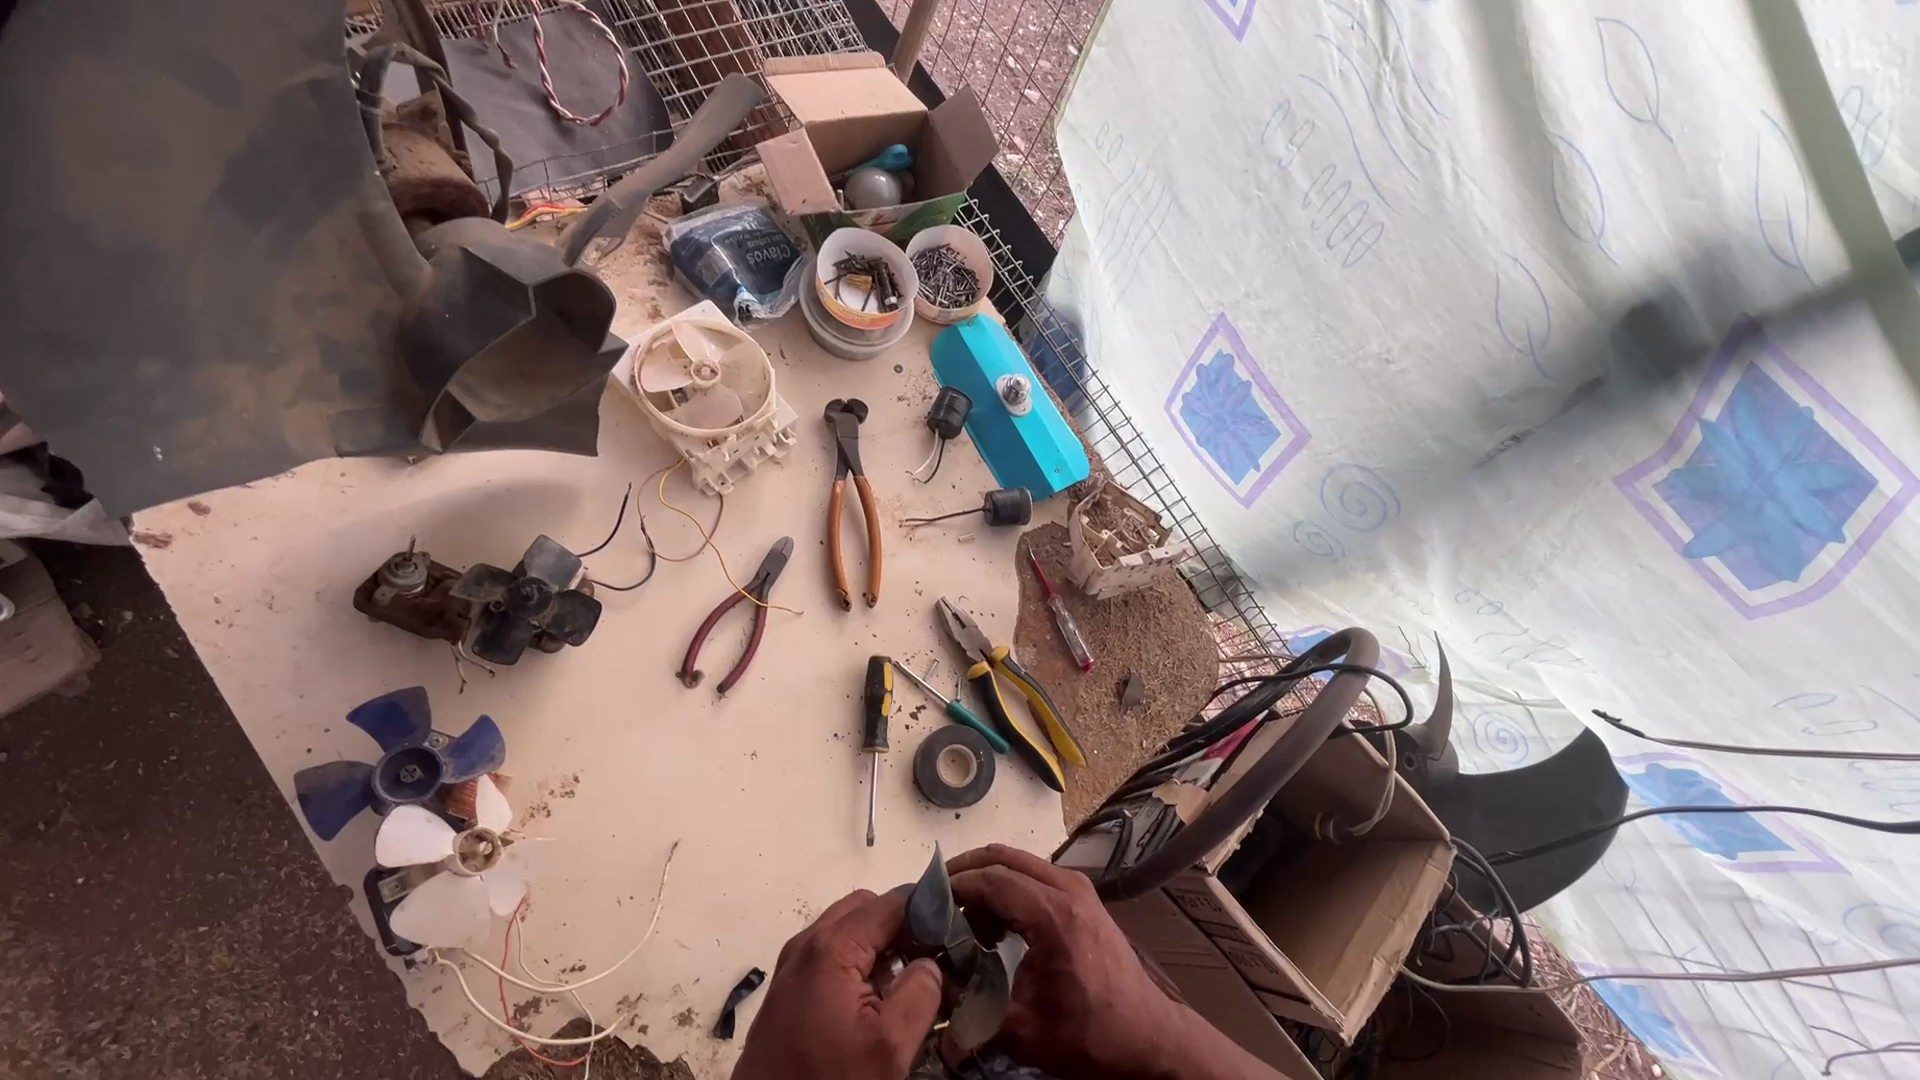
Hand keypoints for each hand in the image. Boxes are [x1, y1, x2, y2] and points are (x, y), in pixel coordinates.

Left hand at [732, 888, 942, 1079]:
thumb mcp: (890, 1045)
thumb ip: (920, 992)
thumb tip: (930, 961)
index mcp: (831, 946)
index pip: (891, 902)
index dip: (926, 912)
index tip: (951, 936)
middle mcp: (807, 943)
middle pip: (866, 909)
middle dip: (900, 926)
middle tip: (927, 961)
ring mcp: (792, 966)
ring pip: (847, 930)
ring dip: (878, 945)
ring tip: (904, 985)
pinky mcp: (787, 989)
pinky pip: (829, 955)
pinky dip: (856, 962)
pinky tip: (873, 1001)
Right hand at [947, 845, 1282, 1079]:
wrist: (1150, 1037)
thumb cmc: (1092, 1035)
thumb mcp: (1027, 1032)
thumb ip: (974, 1012)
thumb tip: (931, 994)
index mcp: (1054, 915)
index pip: (991, 880)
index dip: (953, 888)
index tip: (924, 904)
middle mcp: (1067, 887)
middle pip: (1002, 856)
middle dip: (964, 871)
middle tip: (935, 898)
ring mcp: (1077, 887)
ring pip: (1017, 860)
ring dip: (985, 876)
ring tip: (960, 913)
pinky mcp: (1082, 895)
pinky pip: (1032, 873)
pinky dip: (1006, 883)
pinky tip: (992, 920)